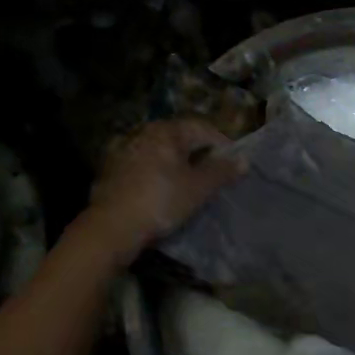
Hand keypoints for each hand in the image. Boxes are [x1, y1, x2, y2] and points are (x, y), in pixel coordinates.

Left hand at [82, 118, 244, 260]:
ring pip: (158, 151)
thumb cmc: (160, 202)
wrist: (111, 226)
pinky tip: (160, 189)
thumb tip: (244, 159)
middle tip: (212, 172)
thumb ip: (221, 171)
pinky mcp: (111, 169)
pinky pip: (142, 164)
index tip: (233, 162)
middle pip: (178, 137)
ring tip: (188, 181)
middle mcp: (143, 132)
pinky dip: (156, 172)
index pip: (202, 128)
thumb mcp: (197, 189)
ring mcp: (123, 149)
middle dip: (197, 151)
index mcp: (166, 131)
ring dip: (175, 162)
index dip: (221, 143)